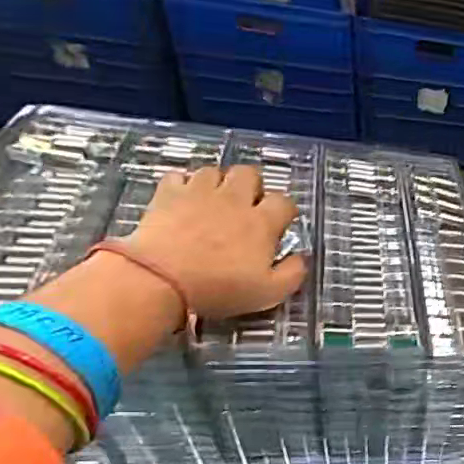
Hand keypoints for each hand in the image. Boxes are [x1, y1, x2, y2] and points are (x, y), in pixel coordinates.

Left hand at [122, 165, 307, 318]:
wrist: (162, 279)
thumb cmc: (220, 288)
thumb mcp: (269, 293)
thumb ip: (292, 273)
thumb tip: (301, 258)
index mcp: (261, 223)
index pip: (284, 202)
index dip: (286, 210)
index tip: (282, 223)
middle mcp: (234, 199)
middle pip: (250, 174)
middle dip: (253, 186)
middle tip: (248, 207)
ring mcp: (198, 191)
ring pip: (215, 171)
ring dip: (220, 183)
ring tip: (216, 201)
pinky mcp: (167, 193)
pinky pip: (179, 176)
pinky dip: (185, 184)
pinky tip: (185, 198)